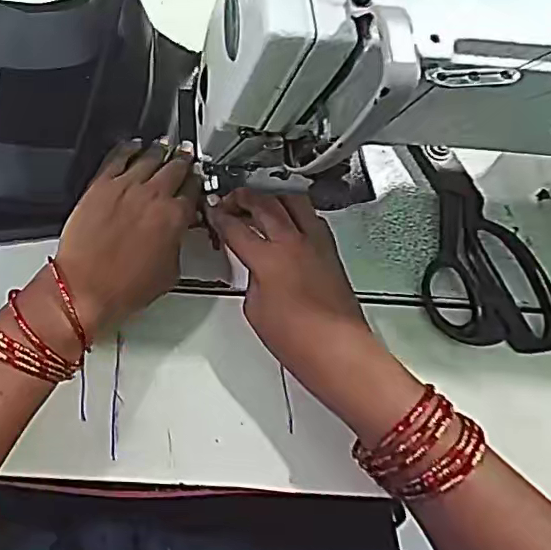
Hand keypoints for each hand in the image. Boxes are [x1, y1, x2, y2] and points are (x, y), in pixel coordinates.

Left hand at [52, 139, 197, 335]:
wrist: (86, 288)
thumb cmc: (122, 287)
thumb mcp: (169, 272)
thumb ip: (177, 244)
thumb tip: (174, 236)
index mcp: (175, 217)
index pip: (194, 191)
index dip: (197, 184)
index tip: (197, 180)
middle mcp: (153, 197)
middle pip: (175, 168)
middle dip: (184, 160)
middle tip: (186, 155)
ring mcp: (125, 187)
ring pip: (149, 157)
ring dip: (160, 150)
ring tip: (165, 145)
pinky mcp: (100, 186)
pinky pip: (117, 157)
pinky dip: (128, 148)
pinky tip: (133, 145)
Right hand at [207, 190, 369, 367]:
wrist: (338, 351)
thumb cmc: (300, 339)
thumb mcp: (254, 308)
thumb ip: (251, 279)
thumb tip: (255, 269)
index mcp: (268, 258)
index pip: (234, 226)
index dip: (218, 216)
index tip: (212, 211)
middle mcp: (293, 244)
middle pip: (263, 204)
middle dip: (242, 198)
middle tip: (231, 200)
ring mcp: (316, 245)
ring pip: (293, 202)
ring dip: (272, 198)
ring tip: (261, 201)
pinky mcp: (331, 253)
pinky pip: (312, 219)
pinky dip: (296, 212)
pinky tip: (290, 219)